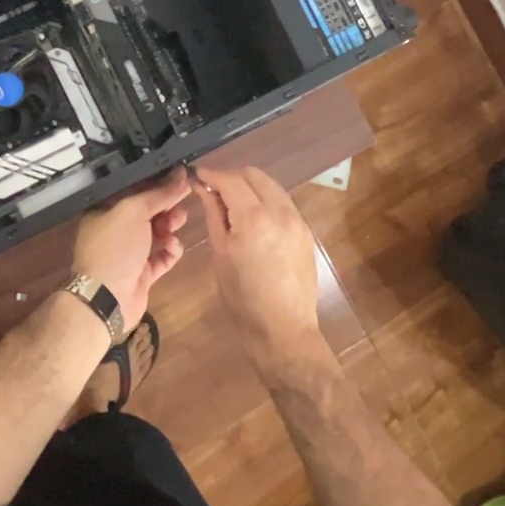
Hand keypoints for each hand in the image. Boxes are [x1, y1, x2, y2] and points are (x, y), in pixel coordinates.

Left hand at [70, 168, 191, 326]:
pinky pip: (162, 256)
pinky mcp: (142, 273)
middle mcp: (115, 230)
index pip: (133, 191)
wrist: (107, 297)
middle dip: (166, 206)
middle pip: (147, 212)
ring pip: (156, 233)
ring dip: (170, 226)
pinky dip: (170, 250)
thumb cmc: (115, 247)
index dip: (156, 184)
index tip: (179, 177)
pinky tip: (173, 247)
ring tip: (177, 224)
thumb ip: (159, 193)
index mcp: (104, 211)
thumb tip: (182, 174)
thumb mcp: (134, 211)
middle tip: (182, 203)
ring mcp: (128, 253)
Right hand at [192, 167, 327, 378]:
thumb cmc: (243, 300)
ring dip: (251, 187)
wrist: (283, 330)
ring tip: (233, 205)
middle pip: (254, 175)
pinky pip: (283, 203)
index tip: (198, 175)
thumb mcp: (221, 256)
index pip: (231, 180)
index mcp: (254, 219)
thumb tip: (204, 188)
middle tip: (214, 191)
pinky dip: (266, 201)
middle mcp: (280, 212)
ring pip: (271, 186)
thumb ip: (214, 215)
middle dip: (232, 177)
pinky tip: (254, 219)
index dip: (212, 174)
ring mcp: (297, 220)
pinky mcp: (306, 231)